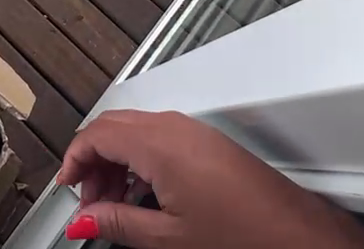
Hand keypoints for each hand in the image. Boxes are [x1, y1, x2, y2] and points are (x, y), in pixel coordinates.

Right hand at [56, 110, 363, 248]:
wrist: (297, 237)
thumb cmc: (242, 236)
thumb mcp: (168, 238)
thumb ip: (118, 222)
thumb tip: (82, 220)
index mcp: (157, 143)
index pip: (97, 134)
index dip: (74, 159)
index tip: (66, 188)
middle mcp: (172, 126)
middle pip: (113, 128)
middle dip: (93, 162)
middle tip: (86, 203)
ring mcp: (190, 130)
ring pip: (134, 132)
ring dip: (115, 163)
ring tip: (113, 207)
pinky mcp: (204, 141)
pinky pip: (157, 137)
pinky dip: (139, 161)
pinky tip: (143, 198)